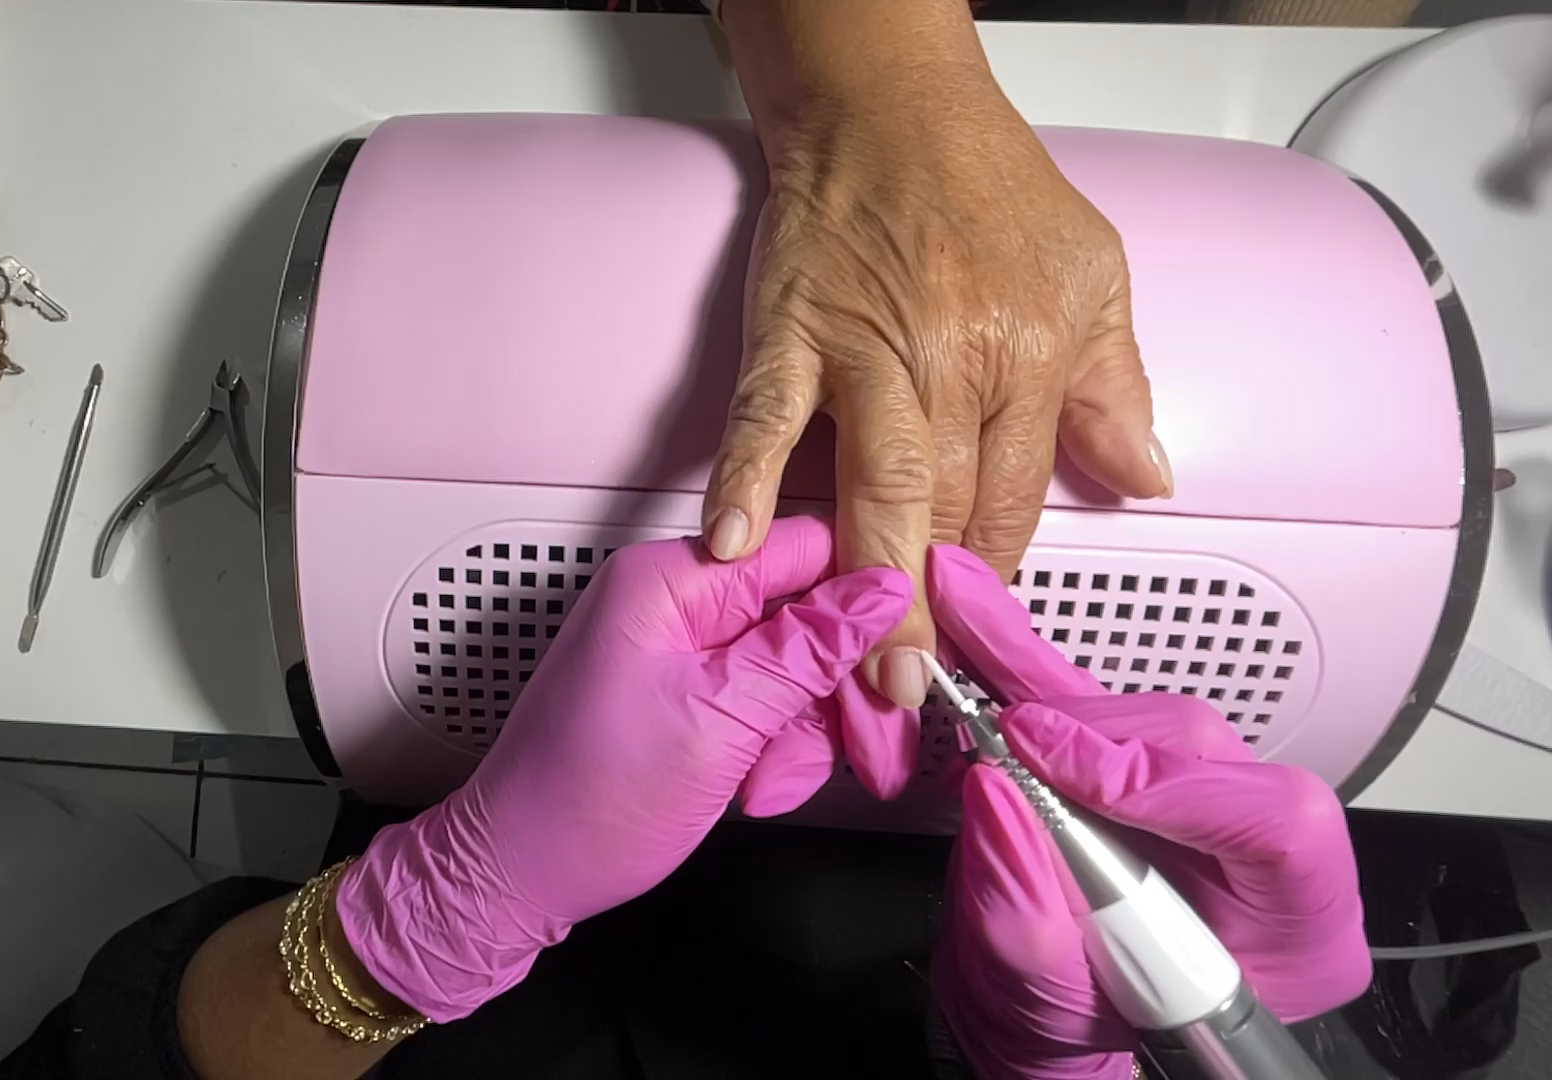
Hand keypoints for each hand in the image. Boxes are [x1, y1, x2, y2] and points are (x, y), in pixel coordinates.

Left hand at [336, 518, 911, 1021]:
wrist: (520, 870)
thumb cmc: (585, 799)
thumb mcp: (719, 719)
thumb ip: (807, 650)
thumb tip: (880, 591)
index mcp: (669, 580)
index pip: (799, 548)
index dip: (864, 599)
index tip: (902, 659)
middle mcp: (673, 600)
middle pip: (803, 615)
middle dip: (837, 689)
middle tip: (871, 749)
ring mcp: (678, 646)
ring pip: (789, 666)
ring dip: (801, 732)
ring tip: (770, 785)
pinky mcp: (684, 688)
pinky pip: (758, 699)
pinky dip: (771, 747)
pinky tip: (753, 787)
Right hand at [709, 0, 1170, 718]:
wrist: (889, 114)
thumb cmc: (984, 191)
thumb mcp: (1092, 276)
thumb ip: (1115, 387)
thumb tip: (1145, 479)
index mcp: (1032, 356)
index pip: (1015, 497)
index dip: (993, 575)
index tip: (967, 635)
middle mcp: (957, 364)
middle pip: (952, 508)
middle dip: (933, 608)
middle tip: (912, 692)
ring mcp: (866, 352)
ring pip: (877, 482)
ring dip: (868, 574)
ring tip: (857, 659)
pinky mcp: (792, 335)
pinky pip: (768, 417)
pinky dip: (747, 477)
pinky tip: (732, 542)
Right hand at [925, 546, 1370, 1078]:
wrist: (1026, 1001)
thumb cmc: (1055, 1016)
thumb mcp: (1032, 992)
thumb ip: (1019, 905)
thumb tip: (996, 791)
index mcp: (1282, 927)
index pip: (1268, 819)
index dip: (1155, 776)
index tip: (1047, 758)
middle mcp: (1244, 848)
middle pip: (1198, 744)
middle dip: (1089, 733)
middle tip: (1002, 734)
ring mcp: (1184, 797)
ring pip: (1137, 710)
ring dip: (1046, 694)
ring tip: (973, 684)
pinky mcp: (1119, 764)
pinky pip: (1080, 702)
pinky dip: (1021, 670)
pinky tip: (978, 630)